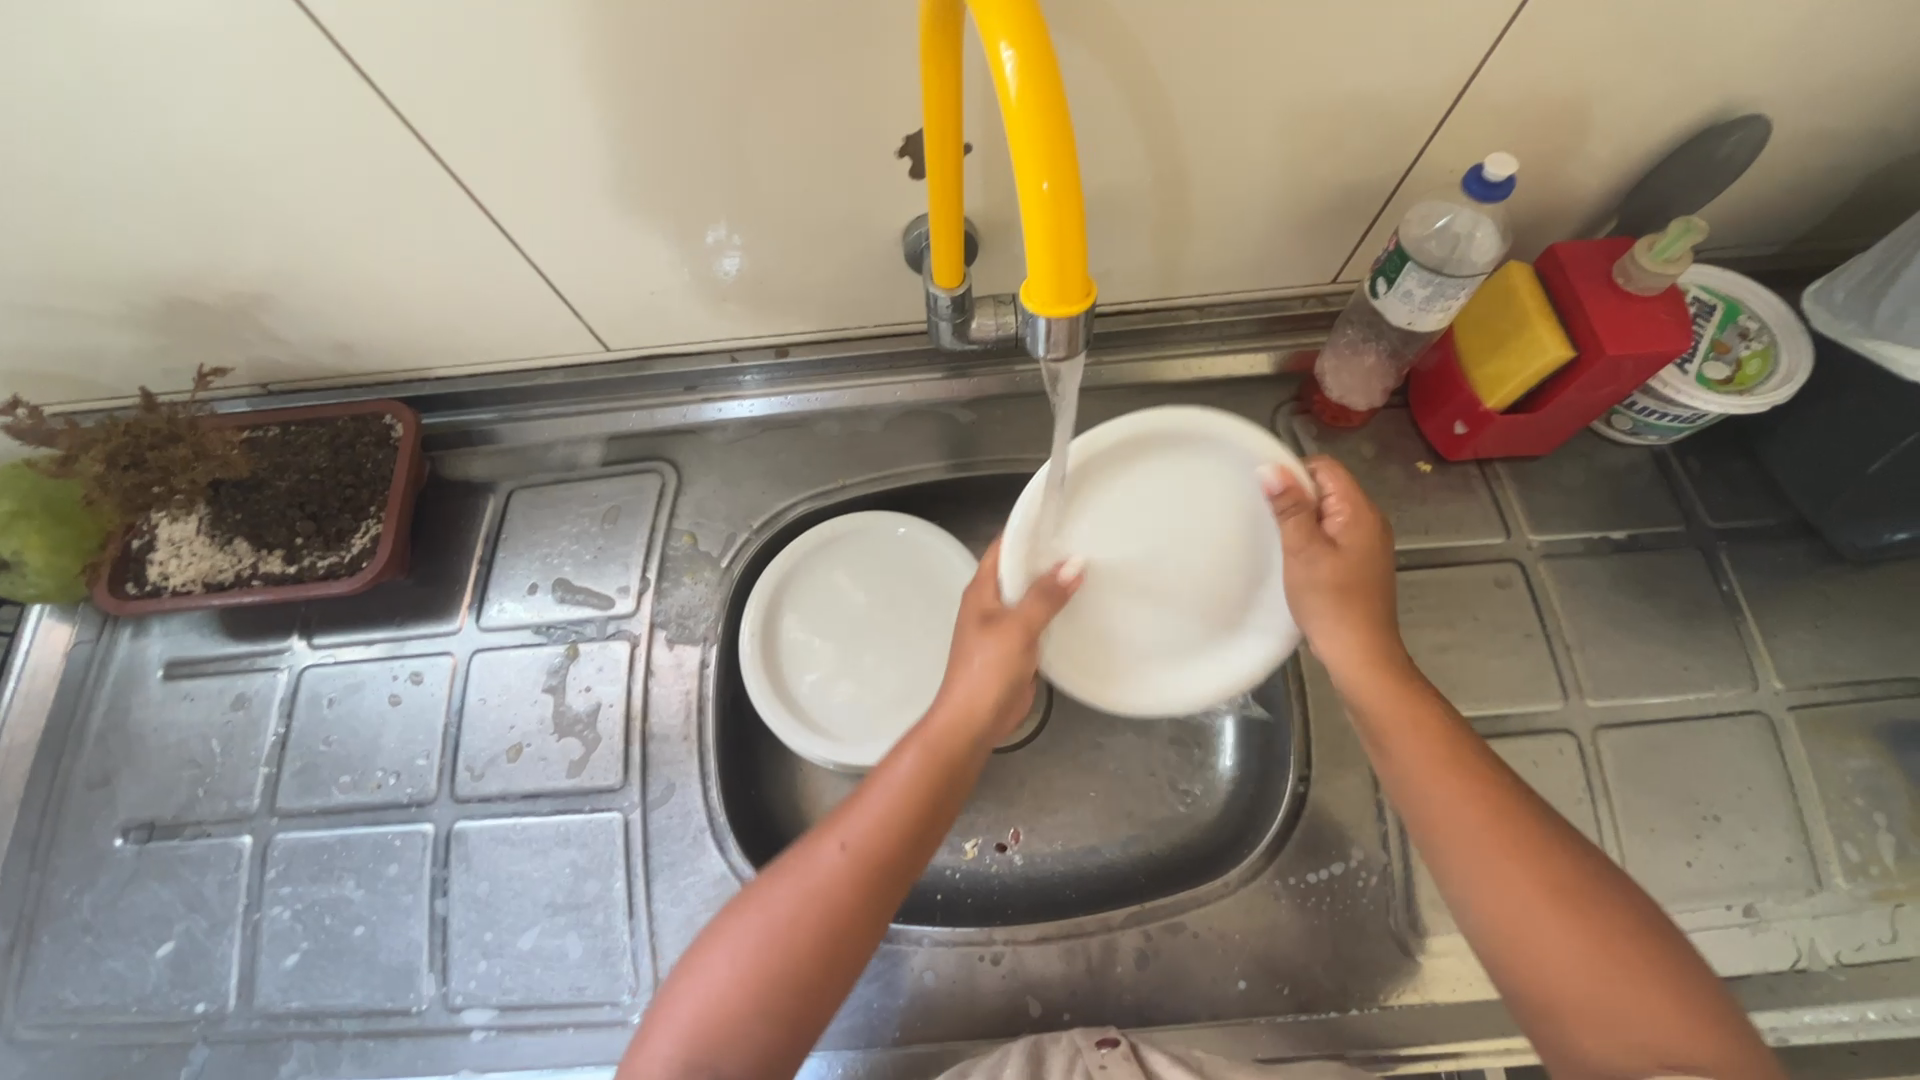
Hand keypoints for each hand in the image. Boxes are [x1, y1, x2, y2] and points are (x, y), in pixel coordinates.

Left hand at [926, 538, 1082, 746]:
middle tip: (1085, 541)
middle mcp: (991, 602)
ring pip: (1031, 596)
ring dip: (1054, 586)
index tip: (1060, 517)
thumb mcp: (1018, 628)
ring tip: (1091, 568)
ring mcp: (1004, 626)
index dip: (1028, 530)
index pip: (1003, 546)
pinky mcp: (1017, 648)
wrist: (974, 721)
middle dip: (1047, 557)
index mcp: (982, 590)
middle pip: (1020, 570)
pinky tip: (1081, 607)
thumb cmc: (987, 670)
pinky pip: (1039, 621)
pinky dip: (1057, 612)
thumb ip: (1045, 596)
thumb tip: (1074, 563)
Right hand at [1260, 456, 1407, 682]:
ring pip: (1328, 512)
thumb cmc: (1330, 601)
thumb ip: (1289, 507)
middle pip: (1328, 487)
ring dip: (1302, 520)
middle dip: (1296, 497)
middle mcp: (1370, 519)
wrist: (1360, 652)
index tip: (1267, 496)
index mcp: (1359, 510)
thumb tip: (1270, 468)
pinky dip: (1312, 537)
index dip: (1293, 473)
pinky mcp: (1361, 560)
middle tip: (1269, 521)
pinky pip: (1333, 533)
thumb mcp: (1302, 550)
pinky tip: (1297, 558)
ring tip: (1280, 541)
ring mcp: (1368, 541)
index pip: (1325, 467)